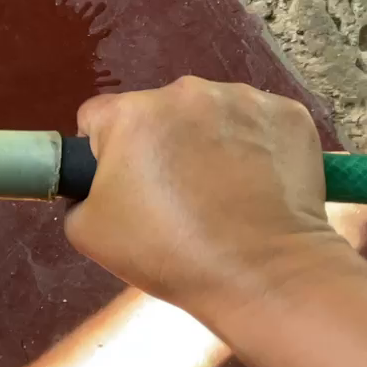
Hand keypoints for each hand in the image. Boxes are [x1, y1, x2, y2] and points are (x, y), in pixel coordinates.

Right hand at [63, 77, 352, 317]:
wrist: (263, 275)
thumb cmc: (166, 252)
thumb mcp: (85, 231)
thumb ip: (77, 192)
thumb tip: (99, 183)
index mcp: (130, 113)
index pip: (96, 117)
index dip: (102, 152)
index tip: (122, 184)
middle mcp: (184, 91)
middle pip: (155, 112)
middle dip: (157, 143)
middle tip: (171, 194)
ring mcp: (243, 98)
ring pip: (206, 113)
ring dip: (205, 139)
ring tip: (219, 190)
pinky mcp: (288, 114)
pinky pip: (255, 121)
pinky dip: (252, 143)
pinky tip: (255, 182)